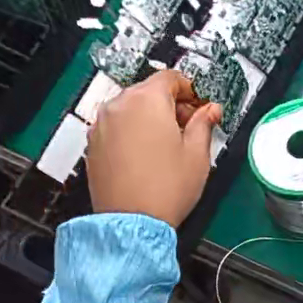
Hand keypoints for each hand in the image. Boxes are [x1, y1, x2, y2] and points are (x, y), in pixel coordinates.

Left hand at [87, 70, 222, 227]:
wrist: (132, 224)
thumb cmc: (163, 192)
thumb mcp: (197, 155)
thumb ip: (204, 124)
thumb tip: (209, 111)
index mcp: (147, 100)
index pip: (171, 78)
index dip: (191, 91)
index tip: (199, 106)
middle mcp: (119, 106)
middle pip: (148, 92)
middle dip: (170, 106)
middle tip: (188, 129)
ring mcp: (102, 125)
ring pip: (131, 110)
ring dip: (149, 120)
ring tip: (166, 148)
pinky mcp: (93, 145)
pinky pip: (116, 129)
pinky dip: (131, 134)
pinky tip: (146, 158)